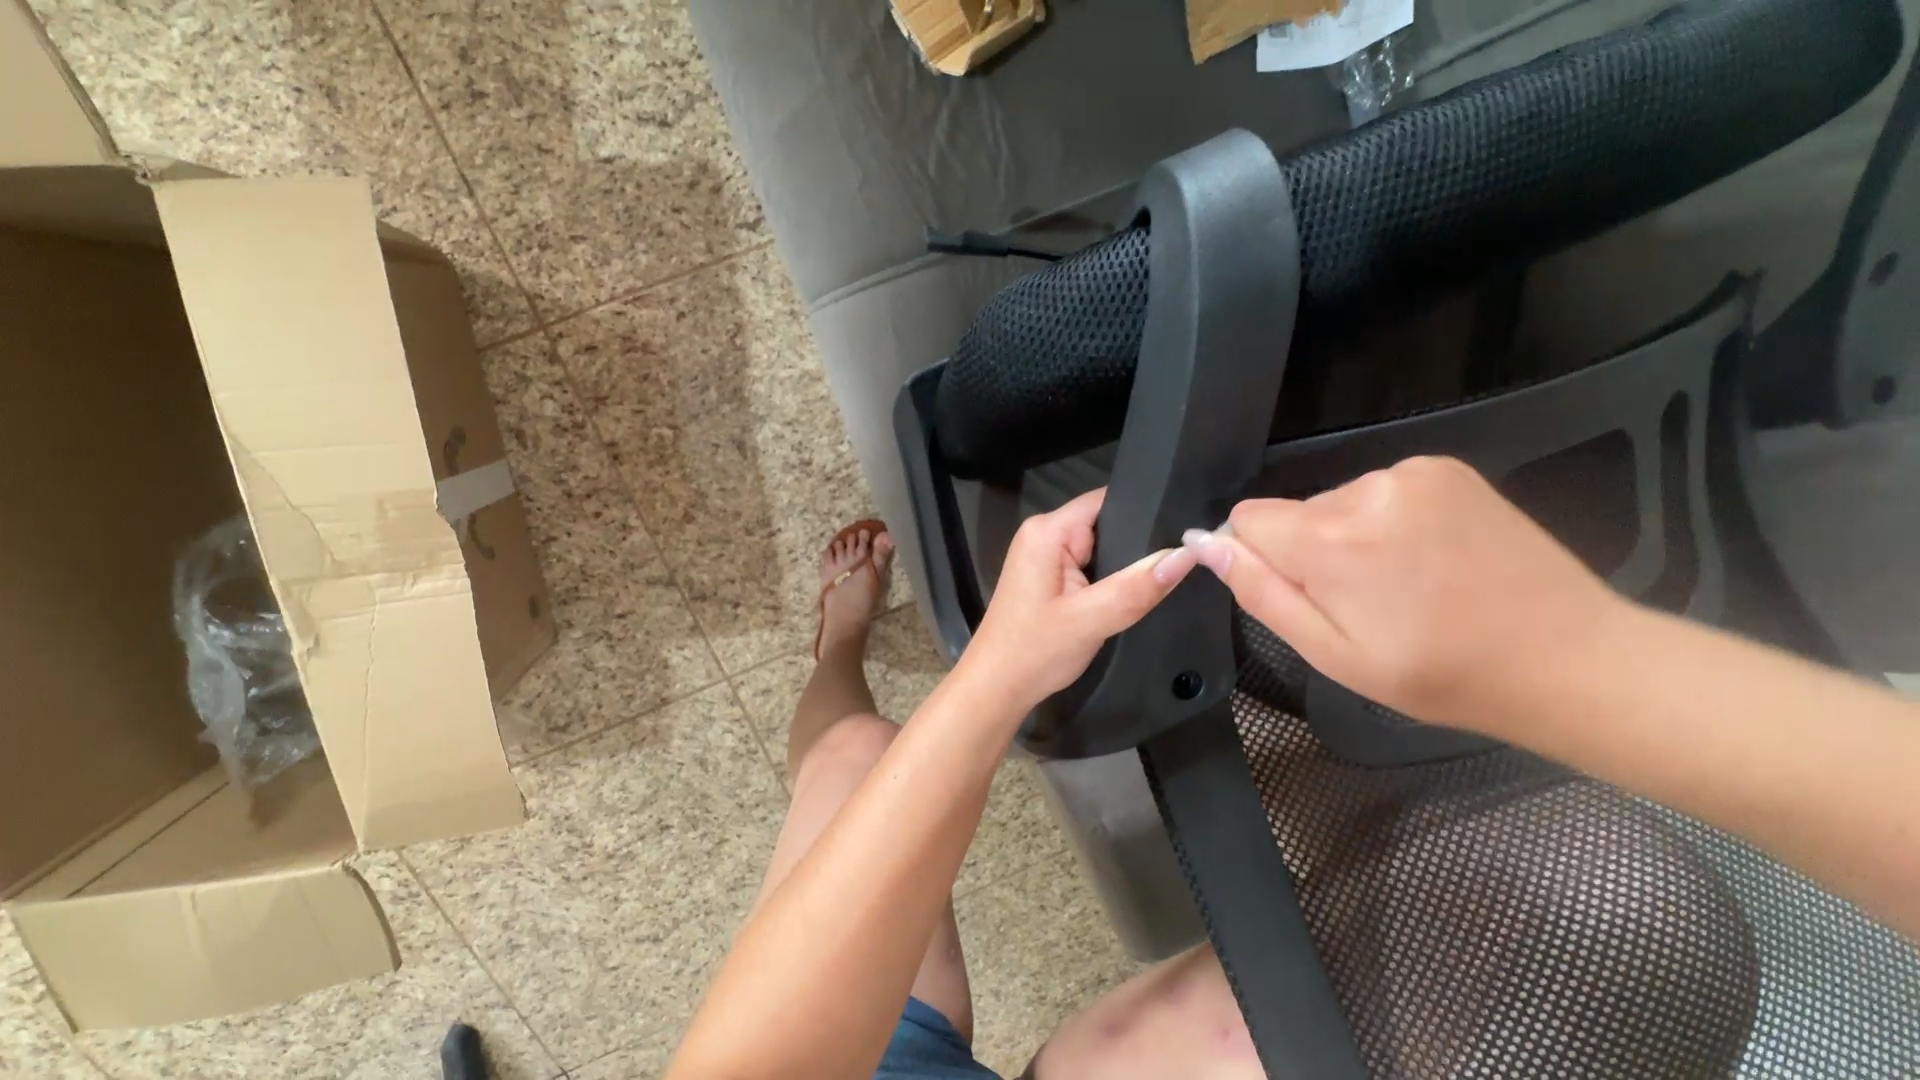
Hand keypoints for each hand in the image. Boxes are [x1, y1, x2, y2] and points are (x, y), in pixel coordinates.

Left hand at [957, 488, 1191, 710]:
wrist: (996, 688)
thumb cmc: (1035, 652)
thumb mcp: (1092, 620)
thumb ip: (1138, 586)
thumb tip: (1187, 553)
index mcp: (1047, 531)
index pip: (1107, 500)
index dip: (1146, 509)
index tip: (1185, 527)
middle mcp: (1043, 534)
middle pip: (1106, 522)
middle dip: (1139, 541)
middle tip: (1183, 560)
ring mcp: (1044, 556)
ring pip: (1102, 546)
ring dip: (1126, 563)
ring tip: (1164, 576)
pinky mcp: (1049, 578)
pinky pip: (1091, 565)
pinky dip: (1111, 578)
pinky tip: (1132, 592)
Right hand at [1177, 456, 1626, 730]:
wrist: (1566, 658)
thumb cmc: (1439, 673)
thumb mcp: (1334, 654)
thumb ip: (1262, 593)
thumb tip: (1205, 544)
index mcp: (1333, 540)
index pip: (1246, 518)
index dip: (1261, 558)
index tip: (1304, 596)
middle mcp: (1368, 489)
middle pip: (1295, 512)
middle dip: (1311, 552)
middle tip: (1365, 605)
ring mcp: (1414, 473)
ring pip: (1338, 502)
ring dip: (1352, 538)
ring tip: (1406, 587)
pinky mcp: (1448, 469)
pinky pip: (1382, 491)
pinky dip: (1390, 521)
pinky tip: (1431, 560)